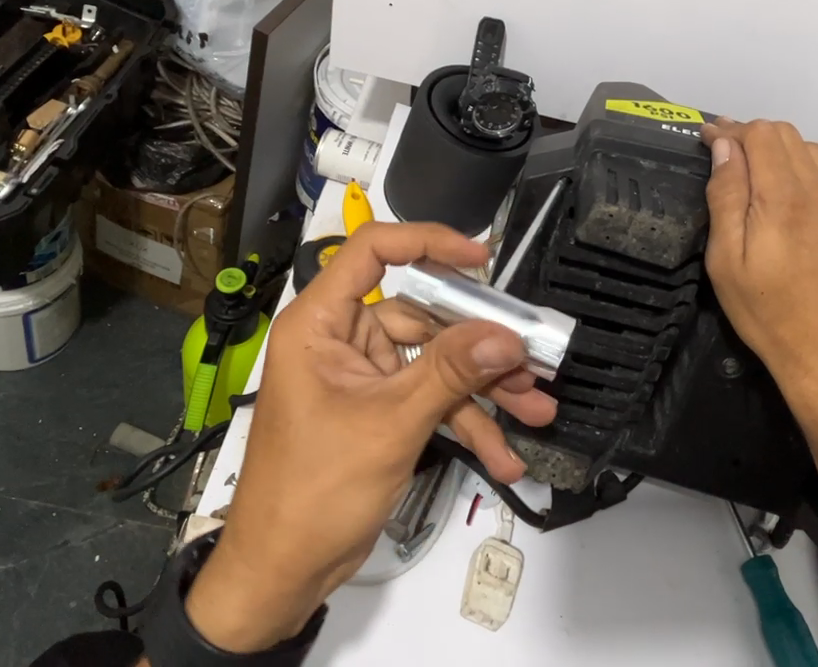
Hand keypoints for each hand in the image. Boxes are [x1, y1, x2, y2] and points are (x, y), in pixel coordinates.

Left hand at [184, 222, 558, 651]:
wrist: (282, 576)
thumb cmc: (312, 493)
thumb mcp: (389, 425)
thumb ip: (450, 373)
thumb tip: (505, 334)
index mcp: (321, 322)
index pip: (373, 251)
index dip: (427, 242)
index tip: (480, 257)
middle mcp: (341, 338)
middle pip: (422, 314)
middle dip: (479, 344)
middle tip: (530, 358)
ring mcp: (363, 375)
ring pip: (436, 361)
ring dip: (485, 388)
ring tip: (535, 408)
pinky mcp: (379, 408)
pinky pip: (431, 398)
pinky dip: (465, 421)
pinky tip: (503, 454)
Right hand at [701, 119, 817, 423]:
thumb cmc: (764, 312)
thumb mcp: (725, 259)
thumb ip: (726, 196)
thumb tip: (725, 147)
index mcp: (784, 199)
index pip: (761, 135)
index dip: (732, 130)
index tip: (712, 137)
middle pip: (790, 137)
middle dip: (757, 138)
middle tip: (734, 156)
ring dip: (789, 156)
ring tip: (769, 178)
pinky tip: (809, 199)